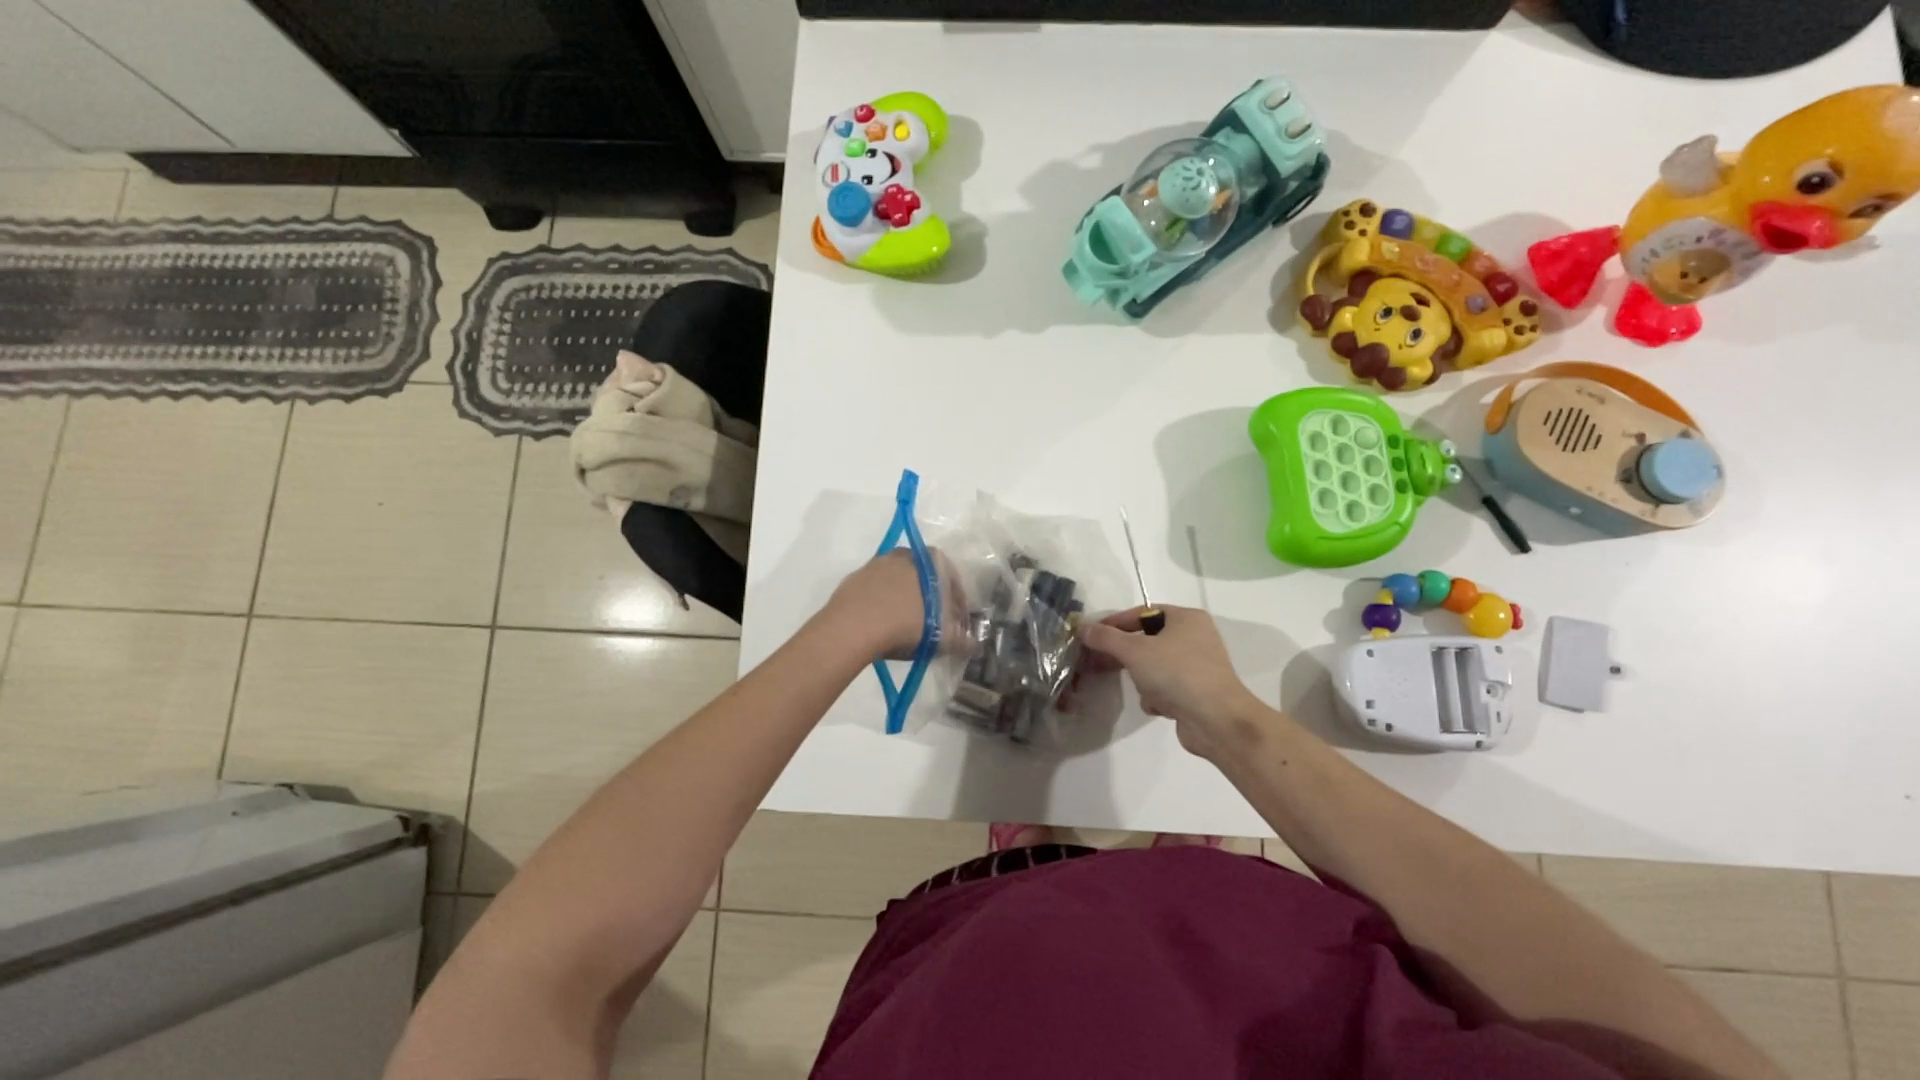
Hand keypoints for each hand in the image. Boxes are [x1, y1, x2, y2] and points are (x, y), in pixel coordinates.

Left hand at [825, 549, 964, 660]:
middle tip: (933, 623)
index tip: (957, 622)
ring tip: (907, 625)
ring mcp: (876, 564)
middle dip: (932, 599)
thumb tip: (975, 645)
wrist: (851, 627)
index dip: (958, 602)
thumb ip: (963, 640)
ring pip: (899, 582)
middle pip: (925, 577)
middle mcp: (904, 555)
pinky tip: (882, 624)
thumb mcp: (942, 637)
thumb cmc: (905, 625)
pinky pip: (875, 591)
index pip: (953, 578)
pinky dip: (882, 603)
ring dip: (905, 599)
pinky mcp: (854, 578)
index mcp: (930, 561)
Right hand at [1078, 605, 1270, 760]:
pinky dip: (1157, 696)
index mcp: (1186, 618)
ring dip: (1143, 680)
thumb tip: (1082, 627)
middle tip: (1099, 663)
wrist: (1216, 720)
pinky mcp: (1196, 691)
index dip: (1114, 623)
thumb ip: (1105, 638)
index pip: (1142, 612)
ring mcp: (1198, 665)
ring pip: (1154, 666)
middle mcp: (1195, 637)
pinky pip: (1166, 687)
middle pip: (1147, 640)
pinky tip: (1159, 706)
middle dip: (1125, 655)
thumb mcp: (1134, 651)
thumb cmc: (1176, 674)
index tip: (1091, 636)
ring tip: (1143, 689)